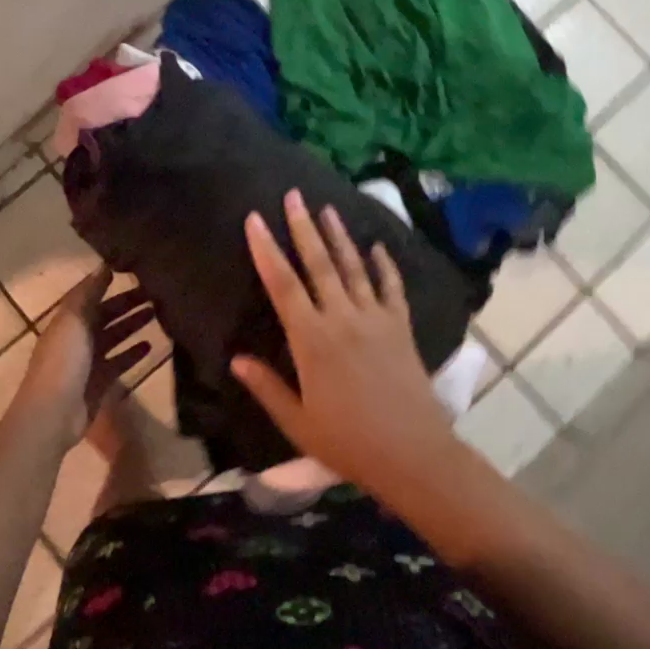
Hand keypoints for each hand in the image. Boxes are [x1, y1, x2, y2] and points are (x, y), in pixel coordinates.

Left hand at [11, 268, 156, 454]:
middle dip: (127, 303)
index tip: (134, 270)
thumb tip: (104, 265)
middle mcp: (77, 337)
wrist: (53, 413)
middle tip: (155, 293)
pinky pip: (119, 362)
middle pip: (105, 315)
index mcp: (67, 320)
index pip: (91, 295)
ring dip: (132, 325)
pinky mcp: (99, 382)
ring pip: (114, 337)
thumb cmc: (63, 361)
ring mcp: (88, 361)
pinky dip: (132, 353)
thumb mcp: (74, 320)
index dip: (109, 283)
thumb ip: (89, 293)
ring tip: (156, 314)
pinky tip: (150, 345)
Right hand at [233, 190, 461, 485]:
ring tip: (328, 208)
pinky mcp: (401, 327)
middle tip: (294, 194)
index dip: (266, 249)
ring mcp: (376, 319)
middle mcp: (343, 318)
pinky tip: (377, 246)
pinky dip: (384, 264)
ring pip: (353, 267)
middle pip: (318, 263)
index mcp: (312, 340)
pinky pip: (391, 287)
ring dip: (339, 236)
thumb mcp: (297, 422)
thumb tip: (235, 359)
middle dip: (303, 226)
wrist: (413, 454)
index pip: (282, 284)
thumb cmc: (348, 442)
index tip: (254, 219)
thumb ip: (267, 387)